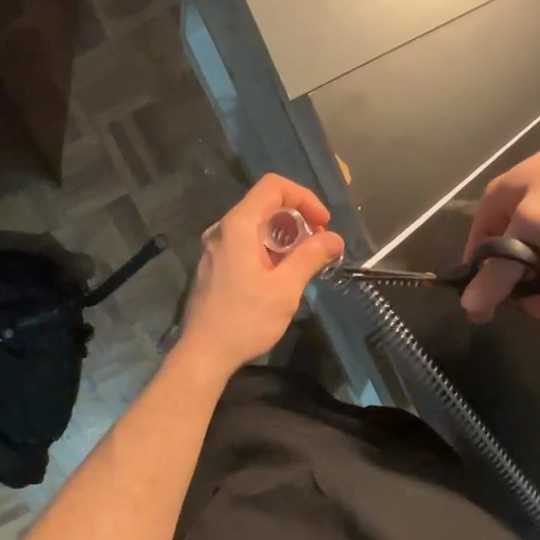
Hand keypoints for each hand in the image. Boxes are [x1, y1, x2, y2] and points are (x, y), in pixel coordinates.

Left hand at [176, 174, 344, 375]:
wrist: (204, 353)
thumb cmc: (245, 320)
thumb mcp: (285, 288)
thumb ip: (310, 257)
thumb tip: (335, 238)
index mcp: (238, 225)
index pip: (274, 186)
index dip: (304, 197)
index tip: (323, 224)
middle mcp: (222, 230)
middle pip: (264, 205)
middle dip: (297, 219)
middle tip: (318, 247)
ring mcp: (215, 249)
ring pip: (255, 227)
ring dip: (284, 237)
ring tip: (303, 263)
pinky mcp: (214, 267)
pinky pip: (244, 245)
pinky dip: (267, 250)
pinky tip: (280, 276)